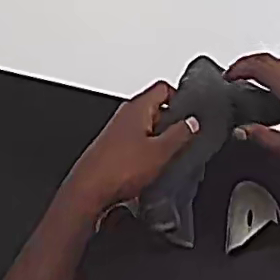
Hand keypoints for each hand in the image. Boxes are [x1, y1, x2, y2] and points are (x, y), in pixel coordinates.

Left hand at [62, 81, 197, 214]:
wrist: (88, 191)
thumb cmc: (117, 169)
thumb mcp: (160, 152)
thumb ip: (180, 134)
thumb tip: (192, 122)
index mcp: (137, 107)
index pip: (163, 89)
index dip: (179, 98)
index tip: (189, 115)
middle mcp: (126, 115)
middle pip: (156, 108)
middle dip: (170, 123)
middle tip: (180, 140)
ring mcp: (118, 131)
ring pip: (146, 127)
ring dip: (157, 140)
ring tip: (164, 158)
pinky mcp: (112, 147)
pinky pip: (135, 141)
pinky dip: (145, 151)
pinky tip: (149, 169)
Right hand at [225, 52, 279, 176]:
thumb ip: (261, 137)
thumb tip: (242, 131)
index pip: (260, 66)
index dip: (240, 67)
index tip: (228, 75)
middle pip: (269, 59)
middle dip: (248, 62)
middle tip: (233, 72)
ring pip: (279, 63)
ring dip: (261, 65)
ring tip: (247, 76)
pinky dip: (272, 72)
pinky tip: (270, 88)